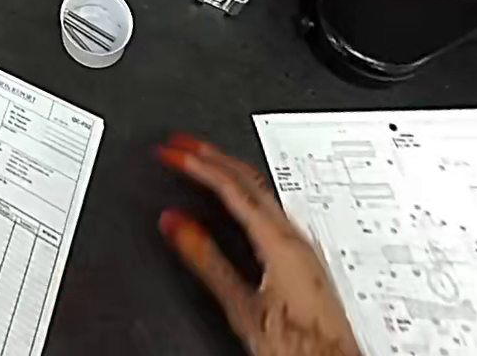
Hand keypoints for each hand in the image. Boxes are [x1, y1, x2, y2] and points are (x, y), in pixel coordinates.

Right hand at [157, 134, 361, 355]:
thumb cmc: (301, 350)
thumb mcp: (242, 308)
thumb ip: (206, 261)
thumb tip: (174, 221)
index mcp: (279, 240)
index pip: (229, 184)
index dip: (195, 163)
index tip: (171, 151)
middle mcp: (295, 235)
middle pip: (247, 177)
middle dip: (210, 154)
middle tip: (181, 141)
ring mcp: (303, 245)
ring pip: (260, 188)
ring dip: (227, 167)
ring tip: (203, 158)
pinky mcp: (305, 258)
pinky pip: (269, 204)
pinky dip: (243, 188)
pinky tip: (237, 196)